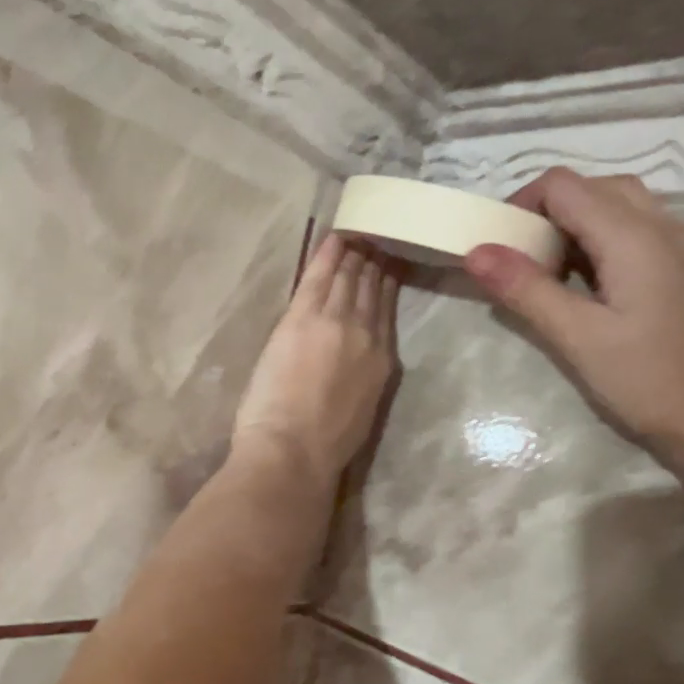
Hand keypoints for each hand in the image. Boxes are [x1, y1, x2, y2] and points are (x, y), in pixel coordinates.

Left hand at [232, 233, 397, 488]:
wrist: (294, 452)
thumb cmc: (322, 448)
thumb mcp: (361, 413)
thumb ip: (363, 382)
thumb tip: (355, 368)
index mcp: (381, 364)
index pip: (385, 316)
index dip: (386, 288)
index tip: (389, 268)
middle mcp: (366, 336)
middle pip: (370, 291)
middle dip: (373, 263)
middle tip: (377, 237)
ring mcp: (336, 322)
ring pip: (348, 278)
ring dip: (354, 253)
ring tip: (360, 231)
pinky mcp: (303, 318)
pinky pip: (318, 276)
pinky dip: (327, 255)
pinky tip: (336, 236)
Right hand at [463, 168, 683, 485]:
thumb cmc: (651, 380)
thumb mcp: (578, 338)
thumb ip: (526, 289)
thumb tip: (475, 251)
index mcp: (632, 235)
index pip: (562, 185)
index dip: (520, 205)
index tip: (494, 247)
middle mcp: (658, 226)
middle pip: (590, 189)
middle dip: (544, 213)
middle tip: (515, 260)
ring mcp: (674, 248)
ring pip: (613, 208)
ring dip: (570, 227)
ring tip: (542, 274)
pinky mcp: (678, 272)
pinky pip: (630, 233)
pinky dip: (594, 244)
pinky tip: (579, 288)